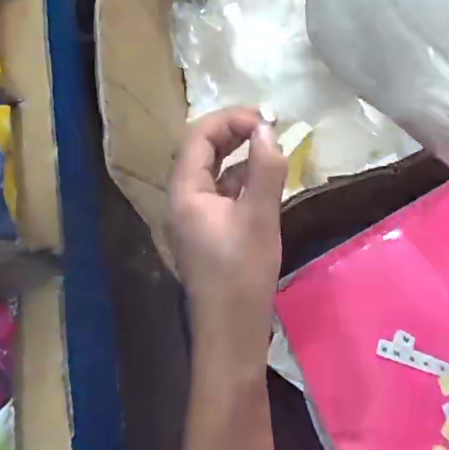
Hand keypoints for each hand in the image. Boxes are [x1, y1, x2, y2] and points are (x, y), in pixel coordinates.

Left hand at [166, 108, 287, 369]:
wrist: (231, 332)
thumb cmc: (242, 274)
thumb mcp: (259, 217)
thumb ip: (264, 170)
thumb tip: (267, 129)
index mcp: (184, 192)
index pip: (199, 137)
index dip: (230, 120)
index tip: (265, 118)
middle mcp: (181, 199)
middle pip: (201, 151)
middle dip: (231, 132)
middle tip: (267, 125)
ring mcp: (192, 216)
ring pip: (211, 171)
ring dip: (236, 154)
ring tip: (267, 144)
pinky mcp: (205, 231)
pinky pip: (219, 192)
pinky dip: (238, 178)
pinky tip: (262, 179)